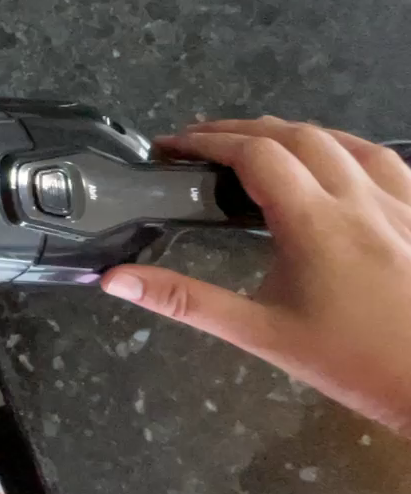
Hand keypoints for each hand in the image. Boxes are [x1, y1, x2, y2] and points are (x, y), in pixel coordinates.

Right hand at [100, 117, 410, 433]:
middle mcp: (367, 207)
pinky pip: (392, 166)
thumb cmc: (360, 364)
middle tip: (199, 141)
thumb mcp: (262, 335)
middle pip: (300, 138)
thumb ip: (184, 300)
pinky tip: (332, 163)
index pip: (257, 155)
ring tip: (257, 142)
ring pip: (351, 144)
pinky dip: (348, 150)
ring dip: (295, 133)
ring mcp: (408, 213)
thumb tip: (111, 279)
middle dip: (241, 130)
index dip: (205, 142)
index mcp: (319, 226)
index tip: (168, 148)